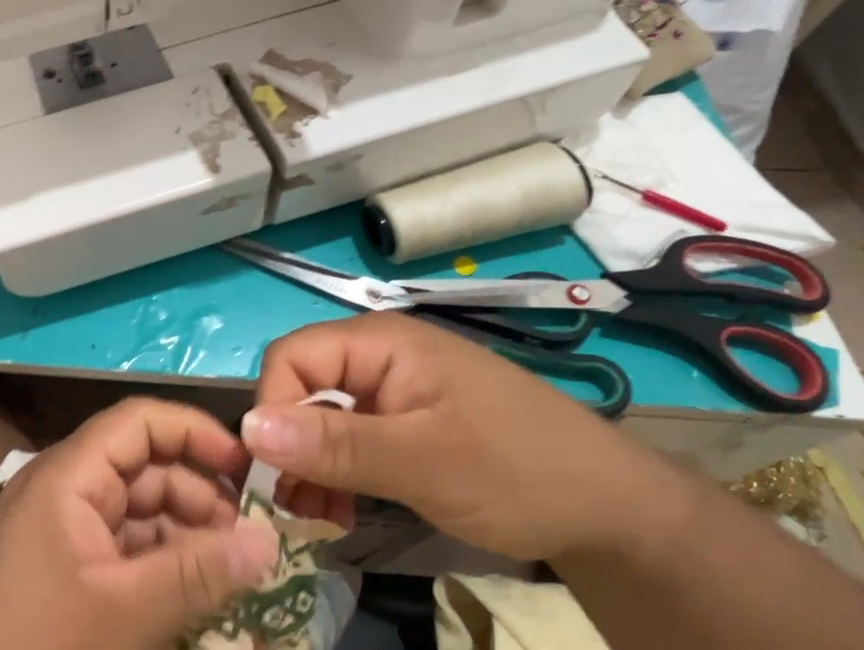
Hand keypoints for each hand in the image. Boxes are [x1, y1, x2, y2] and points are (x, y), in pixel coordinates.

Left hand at [0, 398, 281, 649]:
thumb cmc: (39, 639)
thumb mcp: (124, 610)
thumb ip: (198, 573)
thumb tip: (269, 539)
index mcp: (69, 474)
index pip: (138, 422)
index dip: (194, 433)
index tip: (248, 467)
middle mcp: (64, 489)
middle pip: (144, 468)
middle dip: (199, 494)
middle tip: (251, 538)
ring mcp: (60, 531)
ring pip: (137, 512)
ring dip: (184, 534)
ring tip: (232, 570)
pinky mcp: (60, 570)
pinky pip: (120, 549)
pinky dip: (158, 563)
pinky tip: (193, 592)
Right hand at [243, 312, 679, 560]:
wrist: (615, 512)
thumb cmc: (517, 472)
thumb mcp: (420, 463)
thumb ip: (333, 444)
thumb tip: (248, 428)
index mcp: (380, 342)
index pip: (291, 357)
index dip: (272, 409)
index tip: (274, 474)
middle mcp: (381, 356)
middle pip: (303, 387)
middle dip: (288, 446)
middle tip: (291, 511)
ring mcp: (398, 391)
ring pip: (324, 418)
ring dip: (310, 466)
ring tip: (316, 521)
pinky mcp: (411, 424)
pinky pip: (353, 439)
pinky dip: (338, 474)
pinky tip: (340, 512)